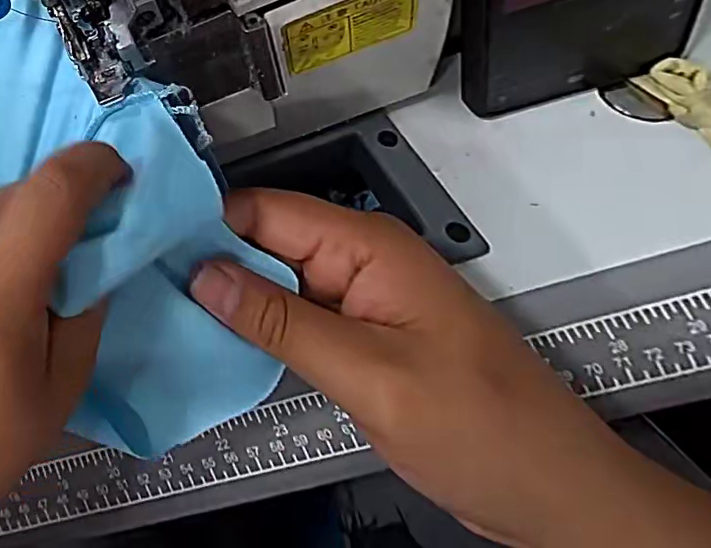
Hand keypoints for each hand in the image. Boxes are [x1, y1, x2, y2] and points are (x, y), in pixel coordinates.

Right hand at [191, 190, 710, 547]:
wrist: (561, 500)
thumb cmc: (483, 430)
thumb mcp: (372, 376)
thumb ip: (281, 322)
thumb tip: (202, 275)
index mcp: (362, 242)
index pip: (263, 209)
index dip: (207, 224)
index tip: (154, 249)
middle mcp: (352, 253)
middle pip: (260, 236)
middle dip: (210, 257)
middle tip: (149, 282)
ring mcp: (350, 290)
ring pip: (268, 272)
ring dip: (228, 289)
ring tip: (169, 304)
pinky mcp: (350, 325)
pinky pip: (287, 307)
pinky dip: (253, 318)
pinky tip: (217, 332)